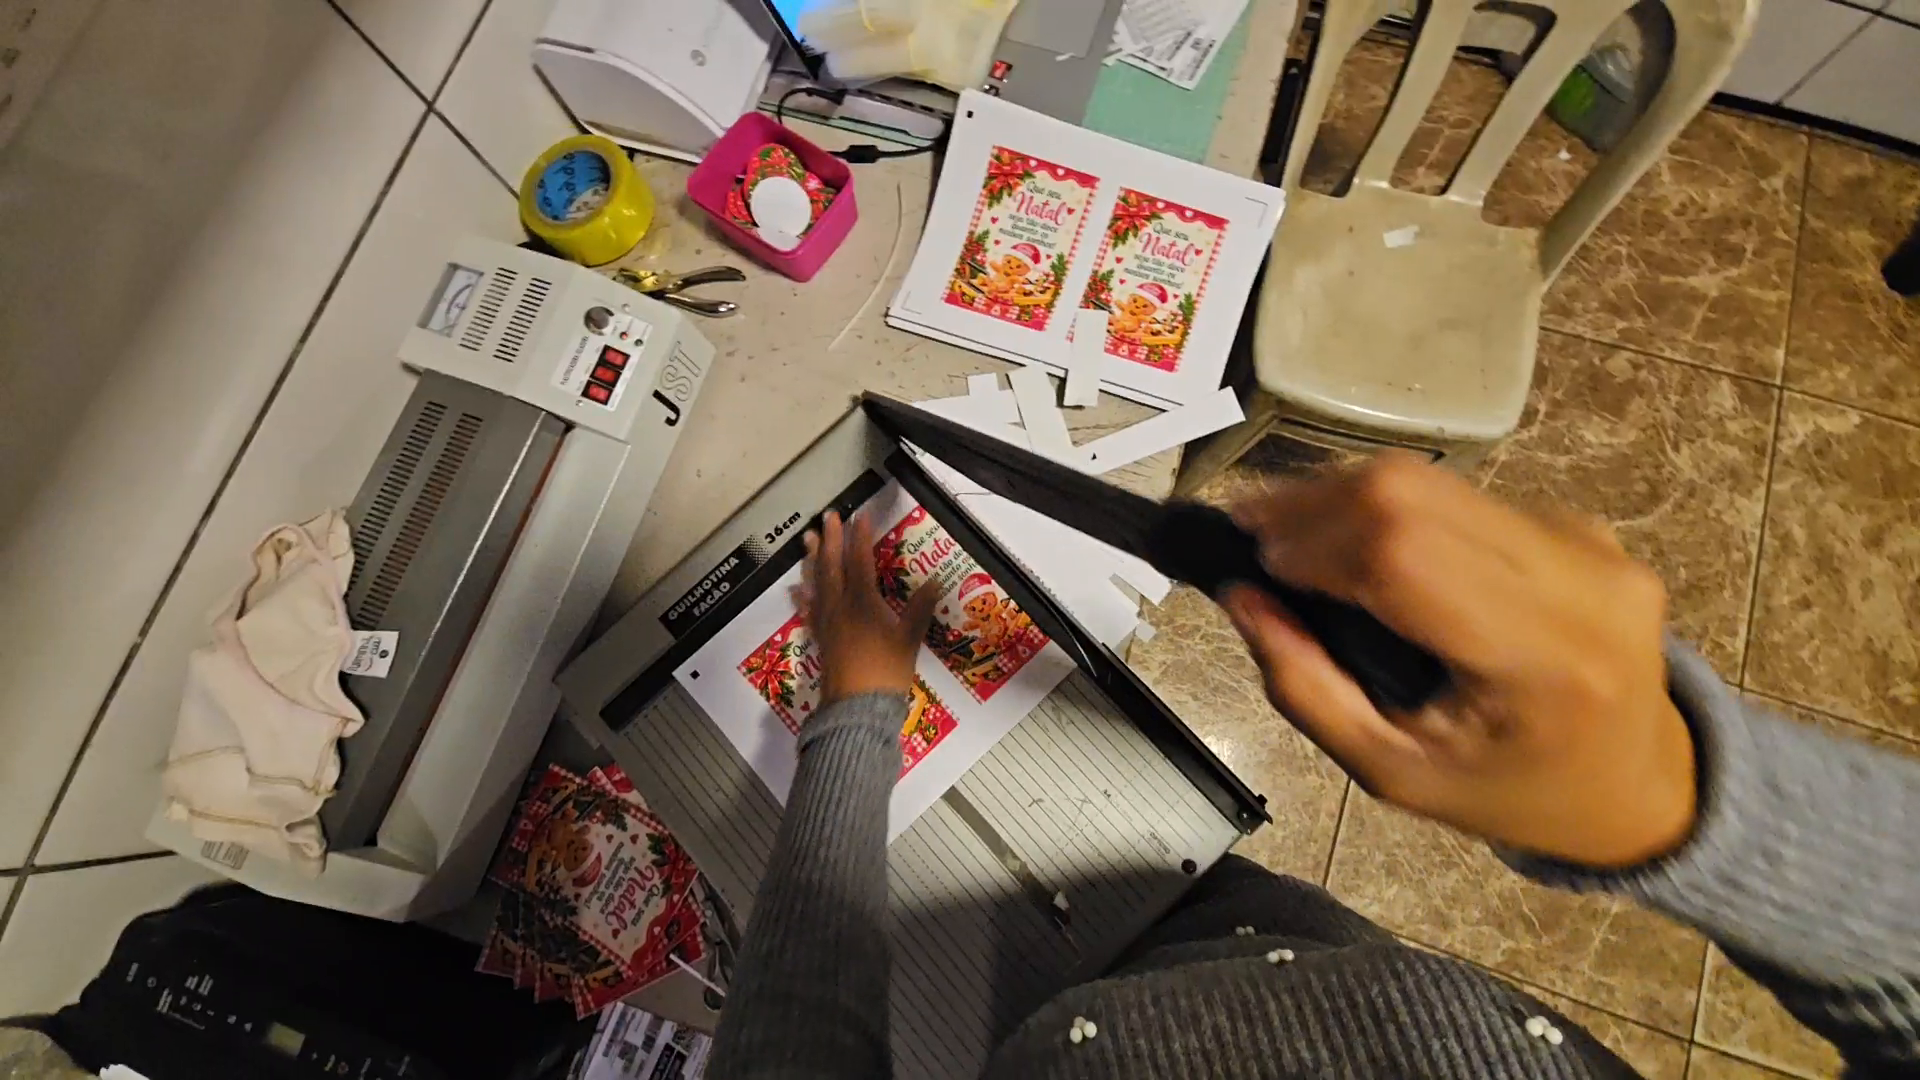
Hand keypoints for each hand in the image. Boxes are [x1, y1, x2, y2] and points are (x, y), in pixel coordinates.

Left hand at [797, 510, 941, 707]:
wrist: (857, 708)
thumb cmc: (886, 672)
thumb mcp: (909, 639)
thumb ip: (920, 608)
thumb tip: (936, 581)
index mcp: (863, 603)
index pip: (860, 561)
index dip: (860, 537)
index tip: (860, 515)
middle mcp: (839, 606)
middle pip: (832, 566)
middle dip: (832, 539)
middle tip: (828, 516)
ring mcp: (826, 622)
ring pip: (816, 584)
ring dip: (813, 560)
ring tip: (809, 540)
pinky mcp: (820, 638)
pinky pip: (809, 611)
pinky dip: (804, 597)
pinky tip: (797, 589)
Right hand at [1224, 456, 1696, 867]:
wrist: (1641, 782)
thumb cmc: (1507, 790)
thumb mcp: (1389, 770)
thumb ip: (1304, 687)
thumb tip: (1240, 596)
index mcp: (1541, 659)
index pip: (1404, 557)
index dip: (1312, 546)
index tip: (1252, 563)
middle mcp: (1576, 578)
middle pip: (1409, 494)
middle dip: (1309, 504)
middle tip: (1249, 531)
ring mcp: (1579, 539)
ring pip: (1423, 478)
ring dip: (1334, 496)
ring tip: (1282, 531)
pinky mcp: (1568, 520)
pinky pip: (1446, 490)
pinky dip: (1375, 504)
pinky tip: (1345, 537)